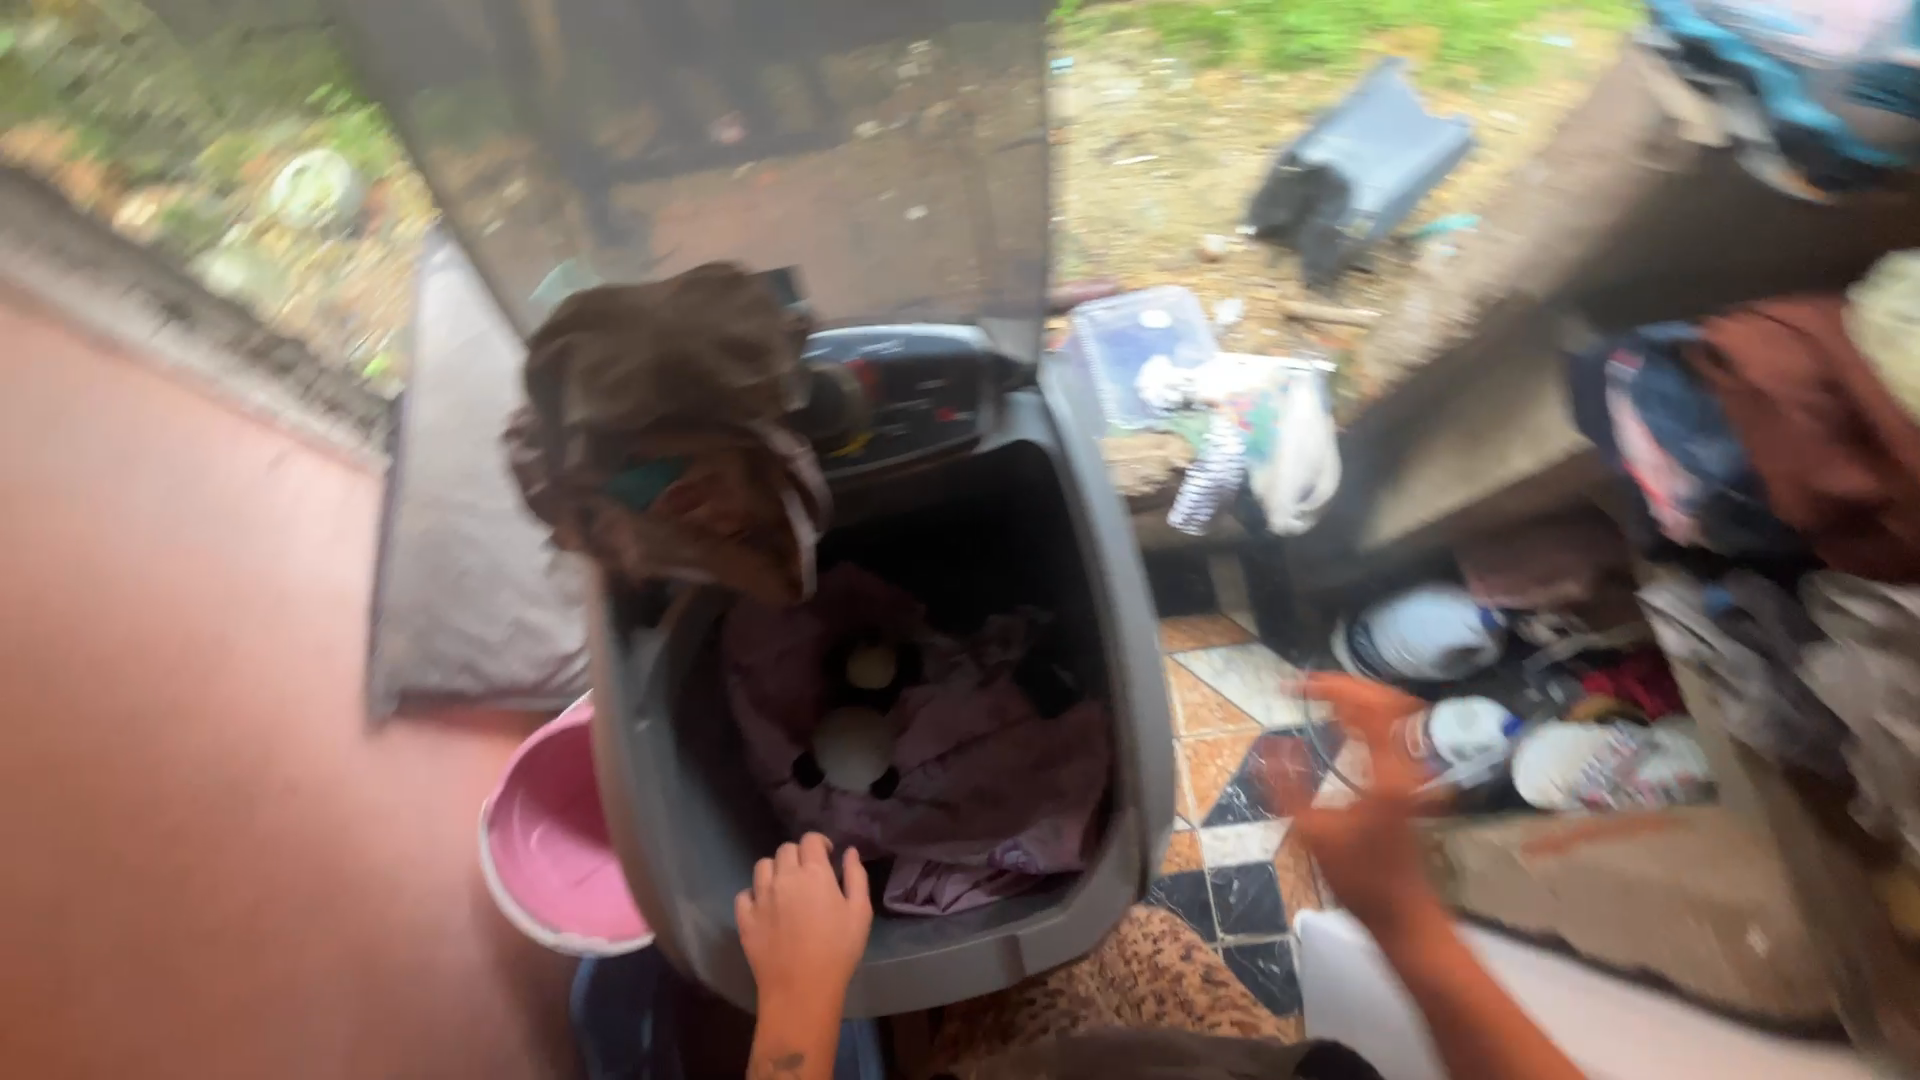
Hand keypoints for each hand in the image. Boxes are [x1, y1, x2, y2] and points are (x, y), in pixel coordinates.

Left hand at [737, 833, 871, 1014]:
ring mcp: (761, 897)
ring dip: (775, 870)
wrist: (802, 990)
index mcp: (814, 872)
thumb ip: (856, 876)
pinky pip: (744, 895)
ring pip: (762, 866)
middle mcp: (784, 877)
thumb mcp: (860, 912)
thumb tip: (850, 852)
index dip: (819, 843)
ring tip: (784, 887)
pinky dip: (753, 895)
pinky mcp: (745, 919)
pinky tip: (764, 907)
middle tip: (808, 874)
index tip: (827, 856)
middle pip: (785, 849)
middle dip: (798, 855)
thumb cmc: (838, 950)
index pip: (810, 839)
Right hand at [1262, 673, 1445, 941]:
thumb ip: (1286, 785)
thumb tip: (1273, 743)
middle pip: (1388, 699)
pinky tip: (1342, 722)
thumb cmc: (1359, 879)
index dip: (1328, 687)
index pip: (1366, 707)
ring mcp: (1416, 772)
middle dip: (1345, 684)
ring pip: (1396, 711)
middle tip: (1306, 686)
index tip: (1291, 689)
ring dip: (1359, 696)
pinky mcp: (1414, 781)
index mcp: (1386, 773)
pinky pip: (1395, 729)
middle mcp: (1408, 765)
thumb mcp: (1312, 833)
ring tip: (1320, 696)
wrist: (1405, 917)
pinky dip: (1368, 715)